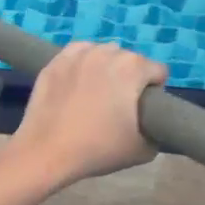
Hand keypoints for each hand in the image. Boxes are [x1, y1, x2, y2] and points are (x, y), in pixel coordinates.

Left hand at [10, 41, 167, 183]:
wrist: (45, 152)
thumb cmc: (96, 149)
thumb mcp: (143, 150)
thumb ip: (159, 132)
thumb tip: (154, 126)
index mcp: (133, 67)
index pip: (158, 72)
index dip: (154, 92)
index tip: (142, 111)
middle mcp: (106, 52)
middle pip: (129, 61)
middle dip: (129, 79)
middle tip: (116, 106)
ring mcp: (76, 55)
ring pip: (102, 55)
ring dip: (105, 69)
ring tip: (94, 94)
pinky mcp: (53, 62)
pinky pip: (76, 55)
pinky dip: (80, 65)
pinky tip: (76, 83)